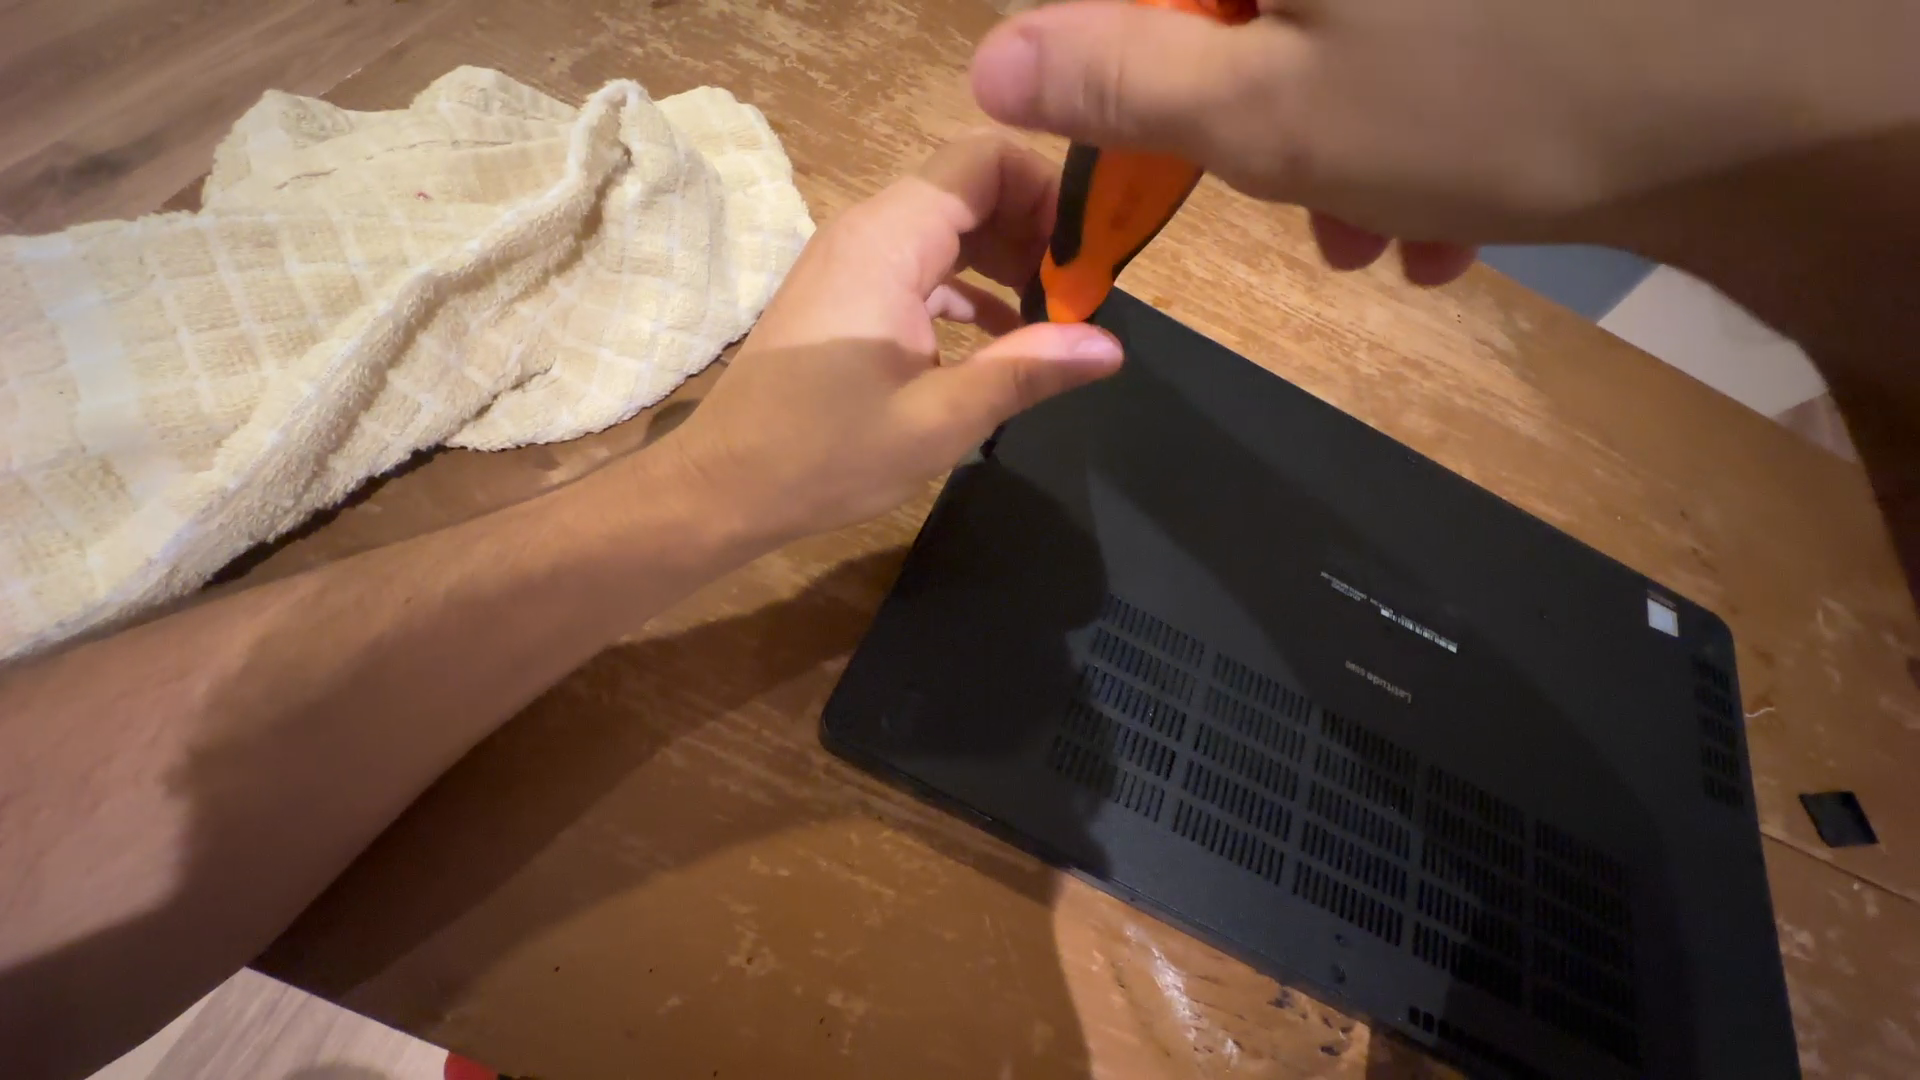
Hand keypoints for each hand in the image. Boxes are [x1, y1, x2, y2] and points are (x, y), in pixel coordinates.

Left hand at [656, 132, 1123, 546]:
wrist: (727, 487)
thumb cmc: (826, 455)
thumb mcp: (938, 420)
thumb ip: (1024, 371)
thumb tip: (1109, 346)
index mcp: (887, 242)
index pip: (983, 160)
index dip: (1046, 192)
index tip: (1088, 254)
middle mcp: (866, 233)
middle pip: (967, 191)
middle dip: (1031, 233)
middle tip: (1078, 295)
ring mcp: (849, 265)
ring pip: (943, 232)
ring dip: (1001, 265)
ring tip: (1051, 319)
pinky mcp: (843, 299)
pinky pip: (917, 271)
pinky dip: (963, 292)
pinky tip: (997, 340)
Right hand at [970, 0, 1910, 282]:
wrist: (1786, 102)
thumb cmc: (1492, 108)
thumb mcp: (1268, 117)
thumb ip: (1119, 79)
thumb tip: (987, 57)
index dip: (1127, 47)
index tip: (1150, 130)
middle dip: (1253, 102)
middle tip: (1286, 196)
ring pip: (1343, 16)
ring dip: (1341, 126)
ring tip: (1376, 226)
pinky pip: (1429, 21)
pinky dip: (1416, 101)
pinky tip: (1447, 196)